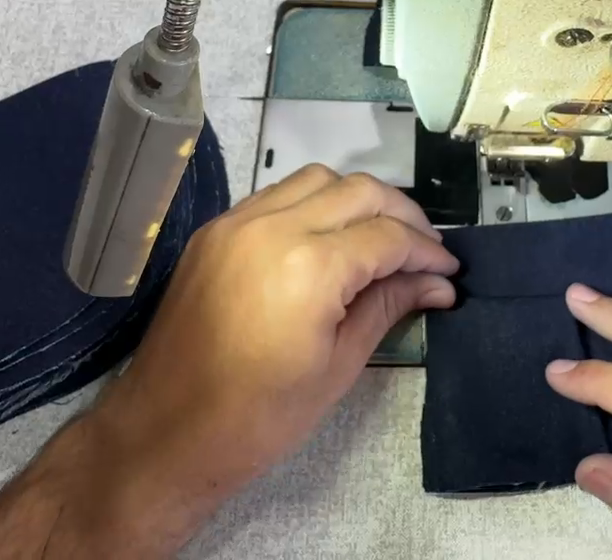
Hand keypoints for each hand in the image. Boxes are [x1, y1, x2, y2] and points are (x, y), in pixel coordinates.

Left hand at [0, 166, 456, 558]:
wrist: (162, 434)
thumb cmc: (258, 419)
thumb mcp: (338, 367)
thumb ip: (390, 306)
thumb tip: (439, 283)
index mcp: (308, 267)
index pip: (387, 235)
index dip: (427, 250)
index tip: (449, 269)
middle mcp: (272, 226)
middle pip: (359, 189)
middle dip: (402, 213)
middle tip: (424, 249)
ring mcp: (239, 221)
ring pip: (318, 177)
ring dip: (358, 198)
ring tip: (380, 234)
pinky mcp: (217, 228)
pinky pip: (279, 192)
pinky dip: (315, 201)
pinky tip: (330, 234)